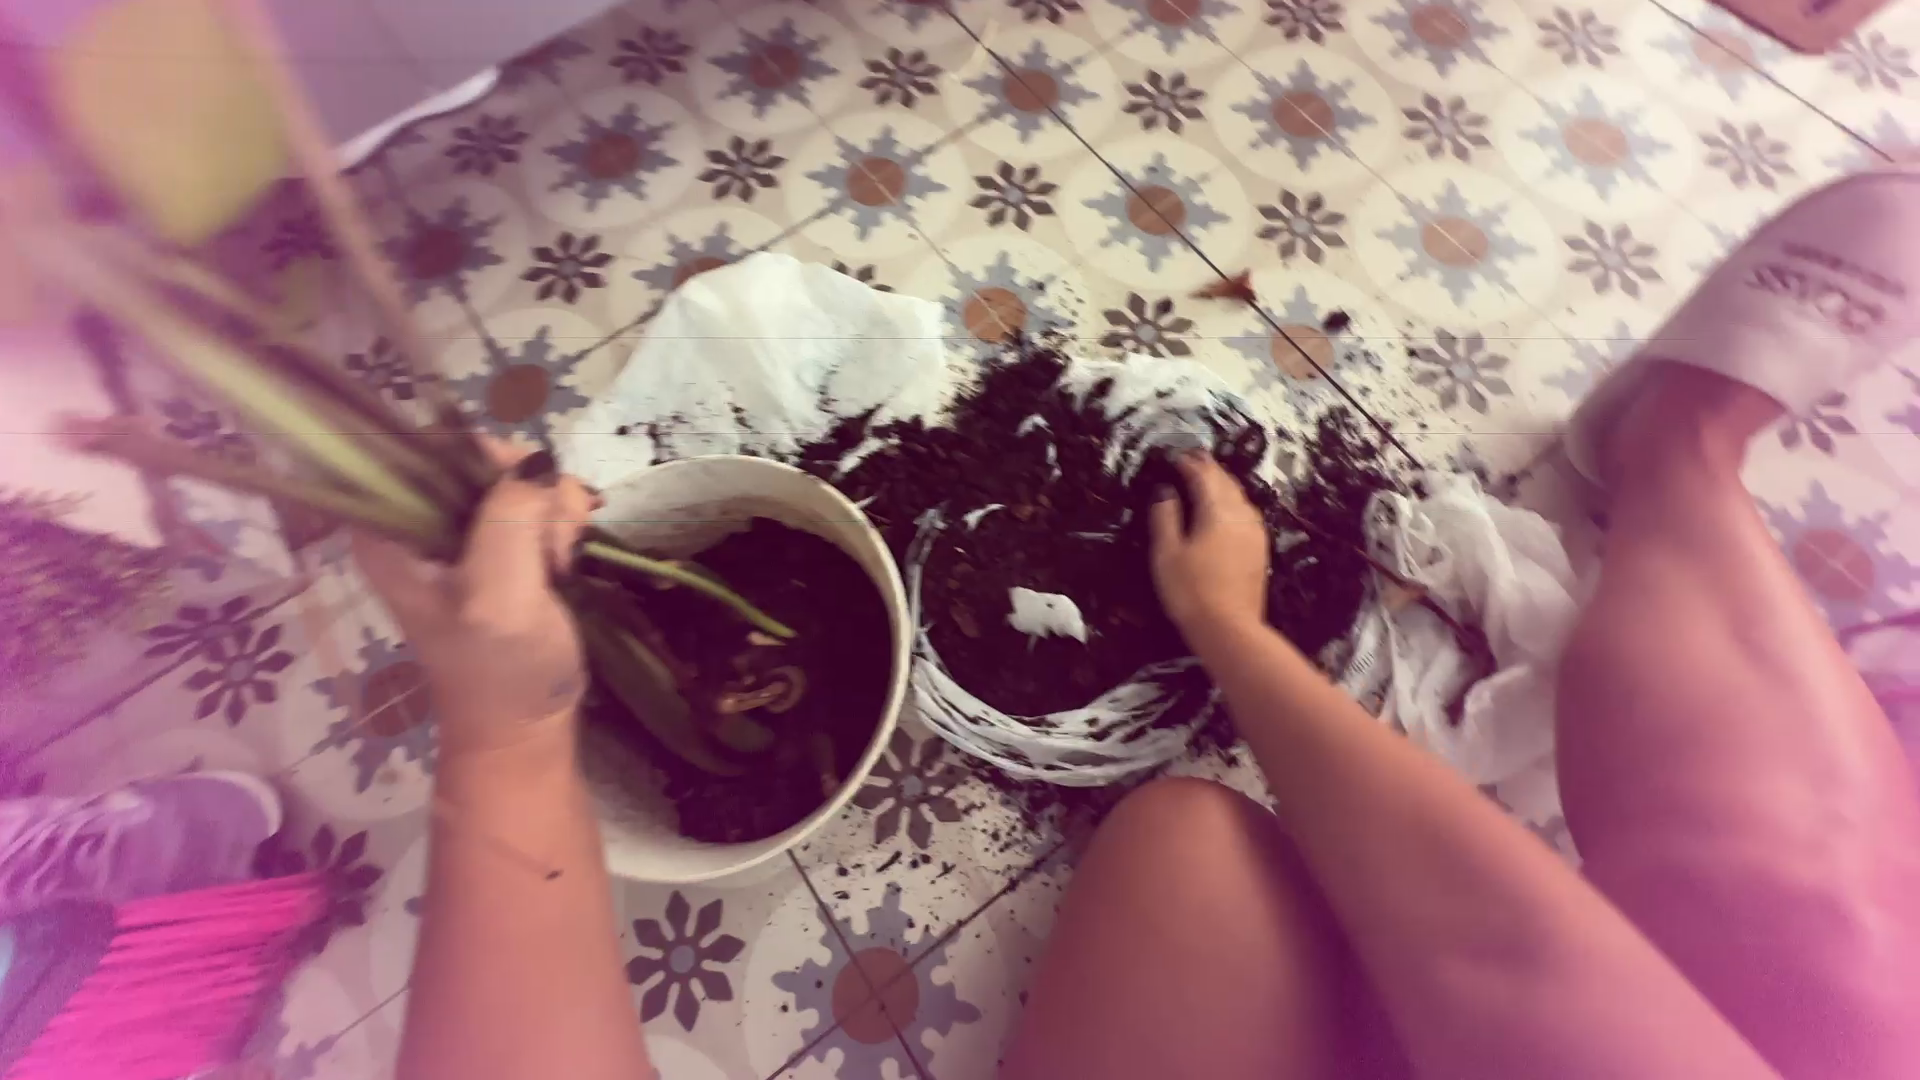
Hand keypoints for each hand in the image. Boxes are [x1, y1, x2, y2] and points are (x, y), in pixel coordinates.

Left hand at [354, 443, 599, 758]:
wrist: (529, 724)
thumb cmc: (502, 669)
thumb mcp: (500, 595)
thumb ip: (508, 522)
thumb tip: (538, 463)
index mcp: (393, 530)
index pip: (435, 449)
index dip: (490, 462)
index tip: (526, 502)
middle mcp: (426, 523)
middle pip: (491, 460)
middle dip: (535, 495)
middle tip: (547, 550)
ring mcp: (471, 536)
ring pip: (527, 482)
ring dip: (558, 515)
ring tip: (558, 566)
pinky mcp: (510, 550)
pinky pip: (545, 508)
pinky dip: (567, 526)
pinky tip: (568, 562)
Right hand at [1149, 451, 1269, 636]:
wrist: (1228, 628)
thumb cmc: (1190, 589)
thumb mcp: (1166, 552)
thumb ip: (1165, 516)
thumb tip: (1166, 491)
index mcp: (1216, 512)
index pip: (1204, 477)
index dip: (1189, 463)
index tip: (1175, 456)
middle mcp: (1241, 516)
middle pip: (1226, 482)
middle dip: (1208, 468)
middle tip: (1192, 459)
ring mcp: (1254, 532)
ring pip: (1240, 496)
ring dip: (1223, 483)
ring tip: (1208, 478)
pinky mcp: (1259, 549)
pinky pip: (1246, 513)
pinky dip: (1233, 501)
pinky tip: (1227, 508)